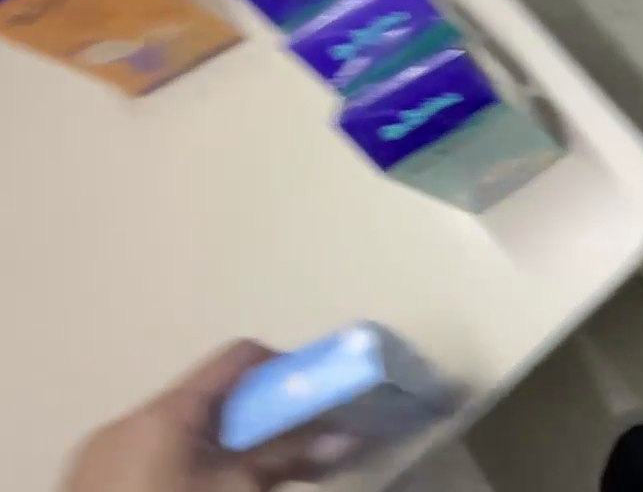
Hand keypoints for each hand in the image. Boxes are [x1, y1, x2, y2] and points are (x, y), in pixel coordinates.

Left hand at [60, 341, 348, 491]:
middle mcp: (131, 423)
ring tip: (272, 467)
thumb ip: (291, 451)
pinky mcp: (97, 484)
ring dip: (241, 440)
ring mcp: (107, 457)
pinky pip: (168, 453)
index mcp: (162, 412)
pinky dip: (207, 459)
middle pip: (219, 396)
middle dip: (267, 412)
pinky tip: (230, 482)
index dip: (283, 366)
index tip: (311, 394)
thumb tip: (349, 435)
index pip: (240, 357)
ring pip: (197, 428)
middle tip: (301, 436)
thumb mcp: (238, 485)